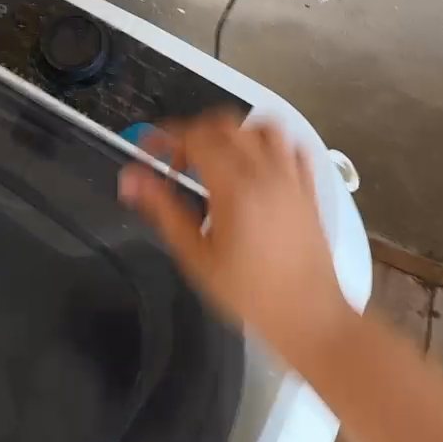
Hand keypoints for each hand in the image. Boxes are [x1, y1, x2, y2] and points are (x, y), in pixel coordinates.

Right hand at [118, 112, 353, 361]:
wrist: (311, 318)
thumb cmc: (251, 293)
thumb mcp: (196, 255)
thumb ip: (162, 209)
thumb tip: (131, 179)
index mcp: (234, 185)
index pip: (194, 137)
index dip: (165, 137)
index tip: (148, 149)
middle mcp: (266, 172)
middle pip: (225, 123)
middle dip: (193, 132)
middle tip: (178, 160)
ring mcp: (292, 177)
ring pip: (261, 126)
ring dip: (233, 131)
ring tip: (215, 156)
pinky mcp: (309, 188)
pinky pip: (292, 145)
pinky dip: (270, 143)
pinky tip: (256, 163)